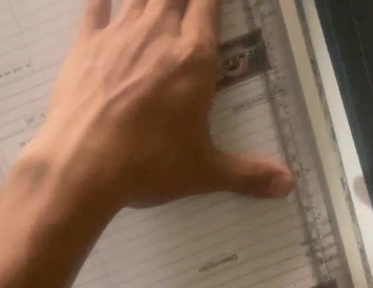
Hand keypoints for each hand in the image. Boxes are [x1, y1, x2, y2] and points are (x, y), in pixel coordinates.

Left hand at [19, 0, 295, 214]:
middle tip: (187, 3)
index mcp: (195, 58)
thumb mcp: (204, 173)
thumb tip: (289, 185)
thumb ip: (247, 175)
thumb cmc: (149, 166)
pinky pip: (95, 4)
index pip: (211, 1)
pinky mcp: (85, 45)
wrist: (84, 165)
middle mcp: (160, 33)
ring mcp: (120, 34)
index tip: (217, 1)